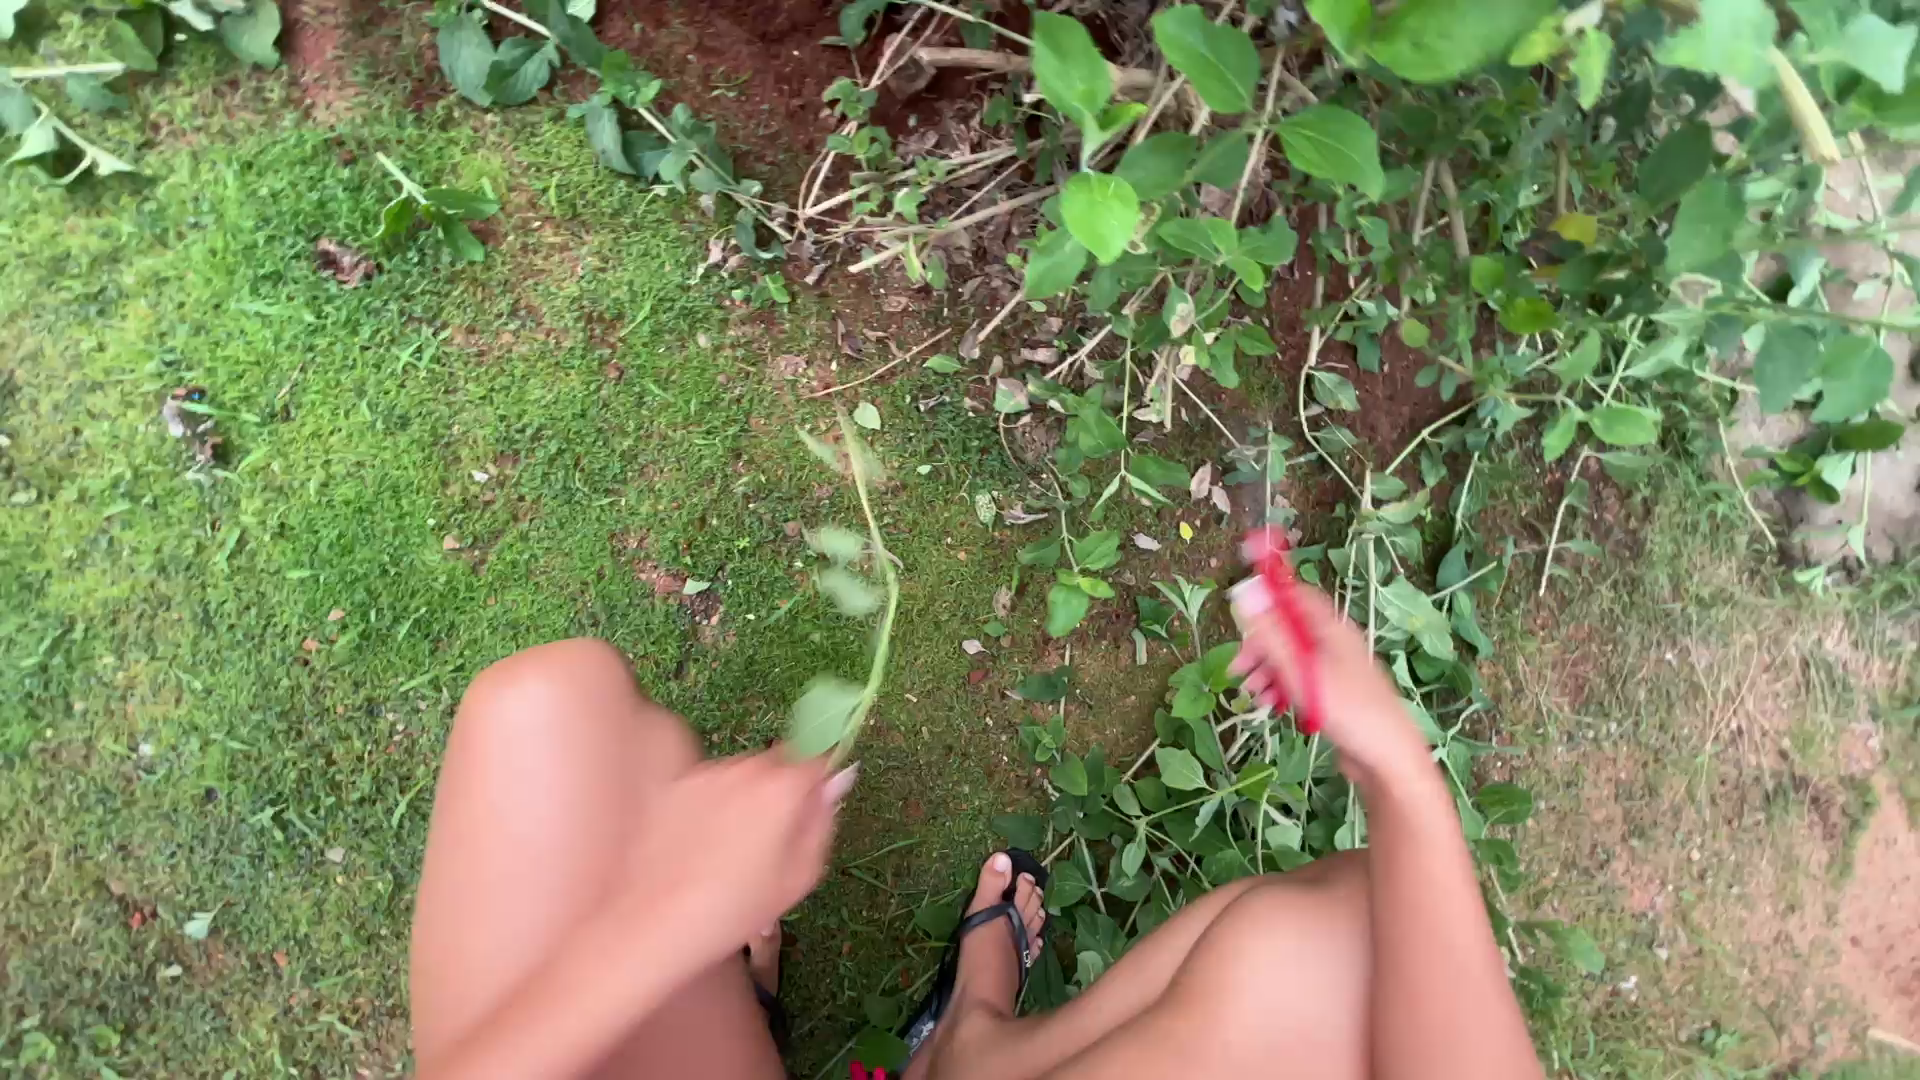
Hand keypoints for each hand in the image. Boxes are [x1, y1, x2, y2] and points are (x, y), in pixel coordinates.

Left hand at [615, 750, 853, 965]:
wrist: (649, 925)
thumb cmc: (734, 909)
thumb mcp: (800, 875)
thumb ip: (823, 820)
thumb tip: (835, 781)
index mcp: (784, 786)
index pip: (818, 760)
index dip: (818, 785)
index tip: (810, 812)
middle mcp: (747, 766)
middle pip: (779, 765)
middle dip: (781, 792)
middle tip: (770, 841)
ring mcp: (708, 773)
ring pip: (743, 775)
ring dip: (745, 798)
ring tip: (729, 850)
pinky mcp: (676, 785)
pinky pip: (710, 786)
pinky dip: (713, 805)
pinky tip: (701, 846)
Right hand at [1230, 579, 1430, 790]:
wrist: (1387, 758)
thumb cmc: (1347, 709)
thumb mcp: (1300, 670)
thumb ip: (1270, 632)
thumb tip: (1246, 593)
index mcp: (1331, 628)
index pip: (1296, 597)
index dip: (1267, 601)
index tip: (1242, 619)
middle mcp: (1333, 643)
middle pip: (1287, 631)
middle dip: (1259, 648)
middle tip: (1238, 669)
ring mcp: (1333, 668)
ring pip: (1290, 658)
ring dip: (1266, 672)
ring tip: (1252, 695)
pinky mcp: (1331, 692)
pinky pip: (1299, 680)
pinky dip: (1281, 688)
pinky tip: (1270, 705)